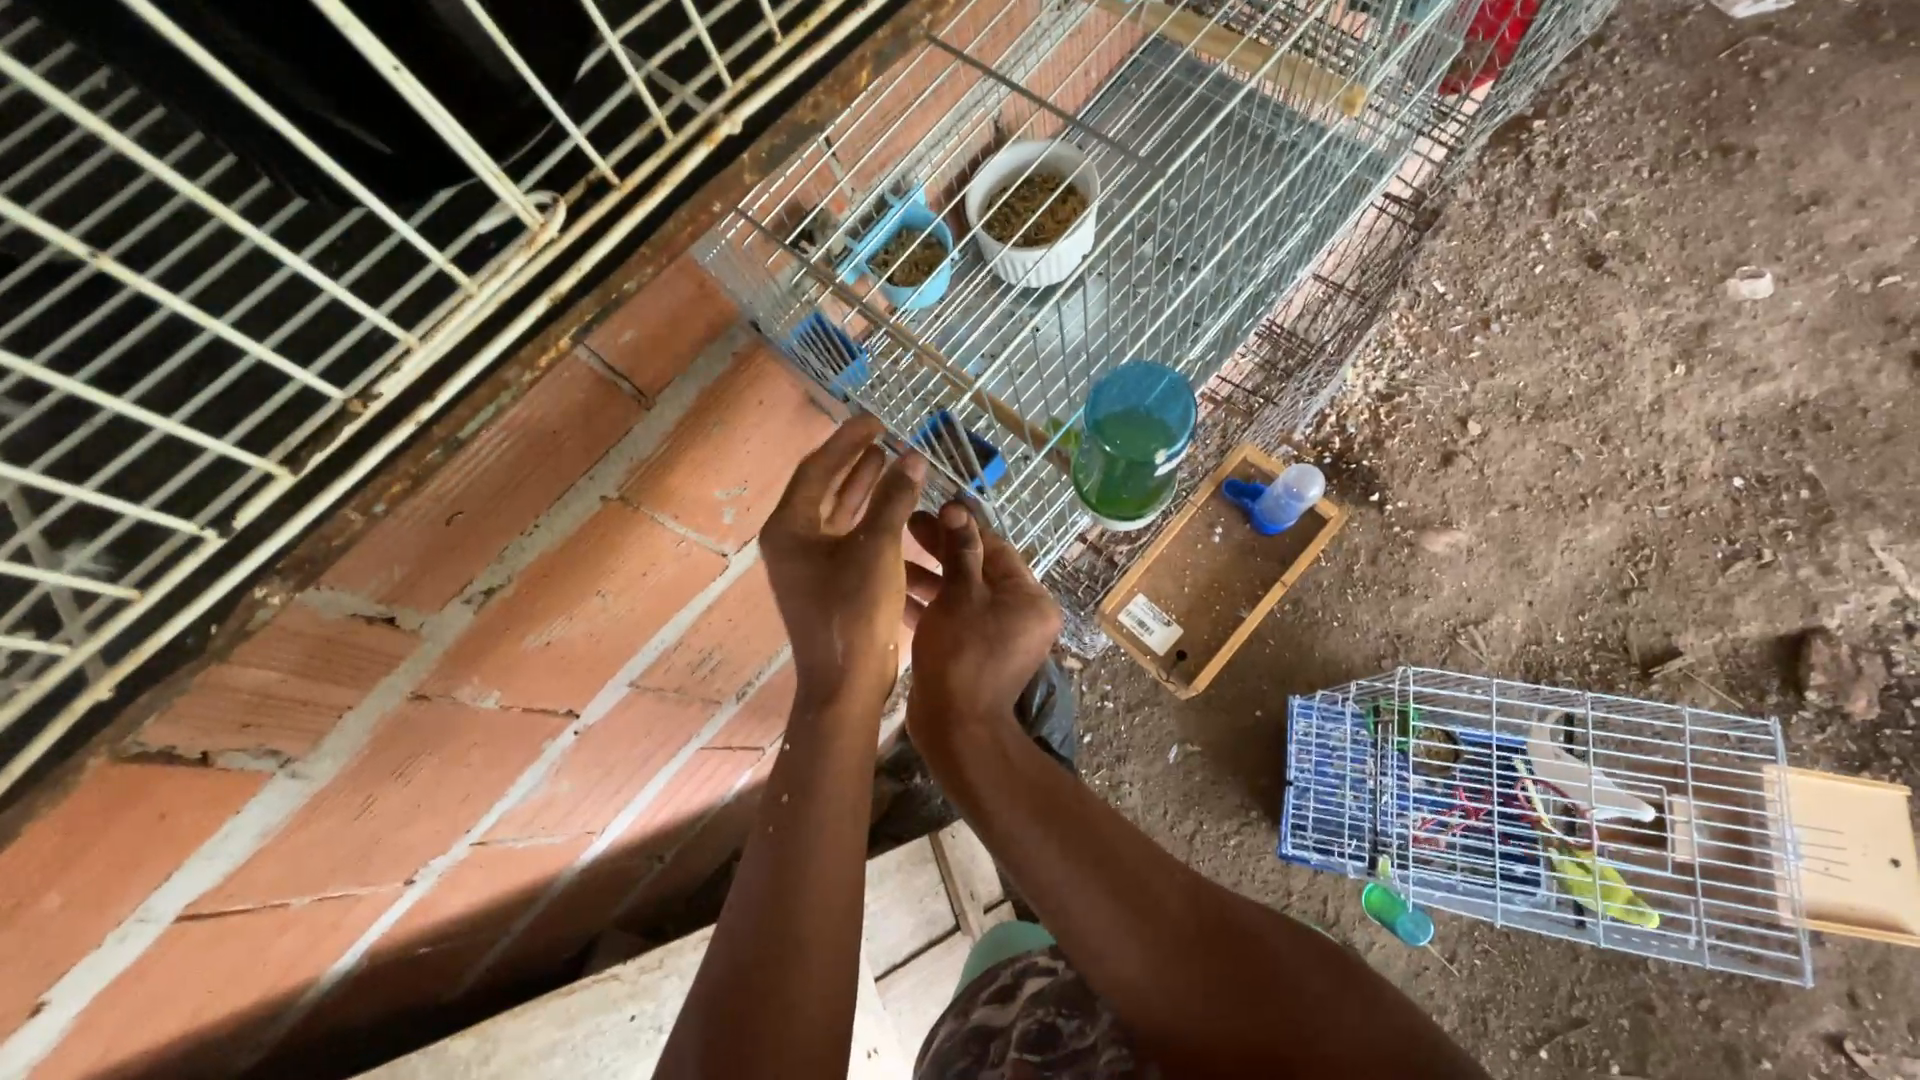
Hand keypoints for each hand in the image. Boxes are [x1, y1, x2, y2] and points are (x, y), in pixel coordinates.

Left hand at [761, 415, 926, 710]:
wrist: (846, 683)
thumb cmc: (854, 612)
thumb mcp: (877, 548)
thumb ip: (893, 498)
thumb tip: (912, 457)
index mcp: (789, 529)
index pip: (817, 469)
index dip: (847, 442)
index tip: (875, 420)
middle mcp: (792, 542)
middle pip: (824, 489)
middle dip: (854, 462)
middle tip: (883, 436)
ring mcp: (808, 565)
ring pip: (837, 514)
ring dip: (864, 489)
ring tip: (890, 461)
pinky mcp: (829, 583)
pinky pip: (848, 538)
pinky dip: (871, 520)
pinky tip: (896, 510)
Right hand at [904, 502, 1062, 752]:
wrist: (956, 728)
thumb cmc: (962, 655)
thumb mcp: (959, 595)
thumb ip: (959, 551)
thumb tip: (958, 509)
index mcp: (1029, 598)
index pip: (996, 548)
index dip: (961, 527)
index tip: (931, 509)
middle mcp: (1021, 615)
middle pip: (979, 570)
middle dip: (943, 549)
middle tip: (908, 525)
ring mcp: (998, 637)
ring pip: (963, 595)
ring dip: (931, 575)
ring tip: (894, 554)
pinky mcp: (974, 654)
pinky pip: (955, 619)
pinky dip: (931, 605)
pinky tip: (896, 589)